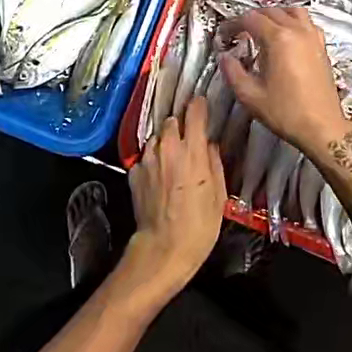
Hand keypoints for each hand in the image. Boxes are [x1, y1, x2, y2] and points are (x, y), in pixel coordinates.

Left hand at [122, 96, 224, 303]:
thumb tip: (209, 145)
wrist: (164, 246)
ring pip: (156, 138)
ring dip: (165, 144)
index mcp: (192, 151)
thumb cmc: (200, 225)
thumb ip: (214, 162)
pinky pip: (145, 157)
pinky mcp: (133, 171)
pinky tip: (159, 178)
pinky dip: (152, 161)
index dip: (198, 106)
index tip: (201, 105)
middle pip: (171, 121)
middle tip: (188, 141)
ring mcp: (147, 158)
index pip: (194, 112)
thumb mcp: (219, 194)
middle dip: (180, 127)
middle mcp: (167, 147)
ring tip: (173, 162)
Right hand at [217, 7, 351, 159]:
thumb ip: (232, 71)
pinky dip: (293, 22)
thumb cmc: (285, 112)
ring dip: (275, 15)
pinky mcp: (322, 47)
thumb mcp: (249, 95)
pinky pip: (307, 23)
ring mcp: (313, 38)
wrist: (322, 129)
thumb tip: (225, 56)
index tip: (225, 35)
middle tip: (239, 33)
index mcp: (278, 39)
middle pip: (270, 11)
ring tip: (263, 30)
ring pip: (292, 11)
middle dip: (251, 18)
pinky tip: (286, 38)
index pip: (250, 18)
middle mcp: (297, 31)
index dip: (234, 24)